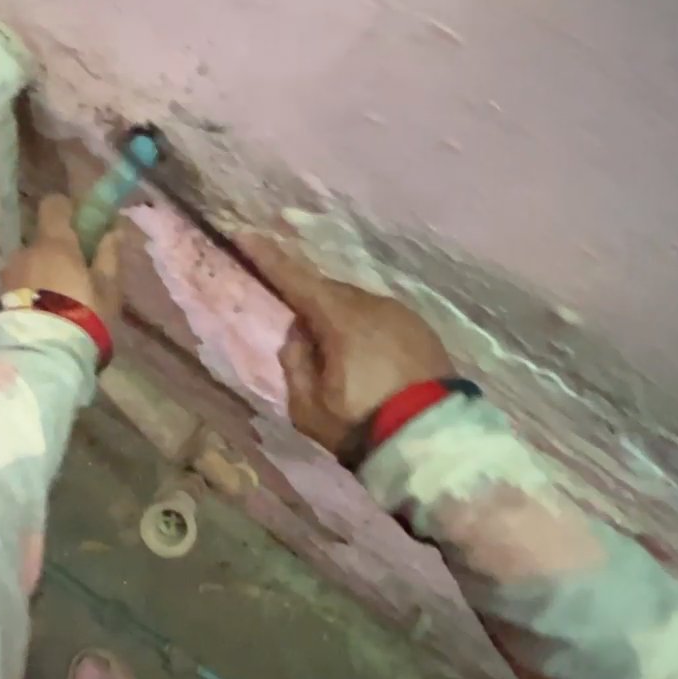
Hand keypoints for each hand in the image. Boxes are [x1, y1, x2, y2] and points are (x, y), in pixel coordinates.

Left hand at [1, 195, 125, 318]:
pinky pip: (21, 285)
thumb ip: (109, 255)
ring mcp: (9, 275)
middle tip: (79, 279)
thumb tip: (114, 229)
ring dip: (45, 276)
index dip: (69, 211)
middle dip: (60, 253)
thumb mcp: (107, 289)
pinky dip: (33, 293)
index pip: (54, 205)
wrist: (42, 356)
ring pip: (32, 265)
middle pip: (43, 241)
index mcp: (54, 243)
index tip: (84, 227)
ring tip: (62, 305)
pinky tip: (47, 316)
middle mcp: (26, 252)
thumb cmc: (82, 316)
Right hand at [238, 234, 454, 452]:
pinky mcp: (422, 331)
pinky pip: (379, 319)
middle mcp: (373, 304)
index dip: (267, 257)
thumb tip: (298, 332)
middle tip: (292, 320)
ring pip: (355, 305)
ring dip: (337, 318)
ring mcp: (402, 315)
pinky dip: (363, 330)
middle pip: (327, 290)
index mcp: (340, 318)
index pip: (295, 278)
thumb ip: (294, 361)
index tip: (243, 234)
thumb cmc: (361, 423)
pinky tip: (364, 359)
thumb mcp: (307, 405)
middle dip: (306, 298)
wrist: (434, 444)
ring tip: (333, 354)